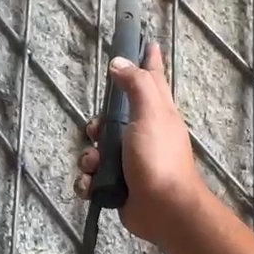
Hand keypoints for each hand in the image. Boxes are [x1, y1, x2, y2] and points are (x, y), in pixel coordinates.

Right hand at [76, 42, 207, 244]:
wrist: (164, 210)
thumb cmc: (159, 157)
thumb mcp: (149, 113)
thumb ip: (135, 84)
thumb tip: (119, 63)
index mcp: (157, 112)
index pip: (152, 77)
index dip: (149, 60)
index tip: (147, 42)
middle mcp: (144, 133)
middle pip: (114, 116)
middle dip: (98, 124)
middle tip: (96, 130)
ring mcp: (131, 160)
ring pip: (99, 148)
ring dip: (89, 156)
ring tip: (93, 164)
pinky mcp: (119, 184)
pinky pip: (94, 177)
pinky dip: (88, 180)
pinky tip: (91, 184)